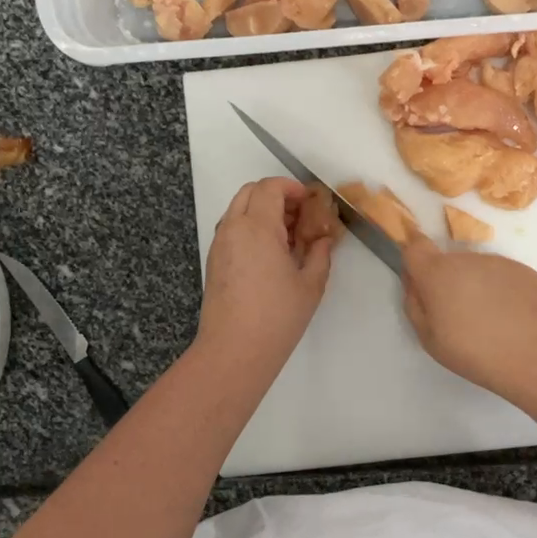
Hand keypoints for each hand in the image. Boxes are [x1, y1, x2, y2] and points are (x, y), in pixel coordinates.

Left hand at [198, 178, 335, 360]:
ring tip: (287, 237)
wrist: (234, 349)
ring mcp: (219, 245)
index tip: (310, 201)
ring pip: (238, 210)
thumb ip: (319, 254)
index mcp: (257, 227)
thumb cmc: (277, 317)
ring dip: (261, 212)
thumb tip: (323, 240)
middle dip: (275, 196)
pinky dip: (249, 229)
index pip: (270, 187)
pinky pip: (231, 230)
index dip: (291, 188)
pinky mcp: (214, 262)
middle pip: (250, 192)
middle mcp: (233, 229)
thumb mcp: (310, 285)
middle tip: (299, 216)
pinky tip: (269, 254)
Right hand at [400, 237, 536, 397]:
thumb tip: (414, 283)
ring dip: (474, 286)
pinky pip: (500, 277)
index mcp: (437, 273)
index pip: (416, 246)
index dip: (414, 259)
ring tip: (488, 322)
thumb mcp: (430, 339)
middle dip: (446, 282)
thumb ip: (415, 305)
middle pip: (447, 262)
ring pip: (475, 269)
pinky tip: (510, 319)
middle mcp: (467, 259)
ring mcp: (498, 262)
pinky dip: (500, 292)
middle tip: (457, 317)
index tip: (420, 282)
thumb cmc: (476, 352)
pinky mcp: (524, 270)